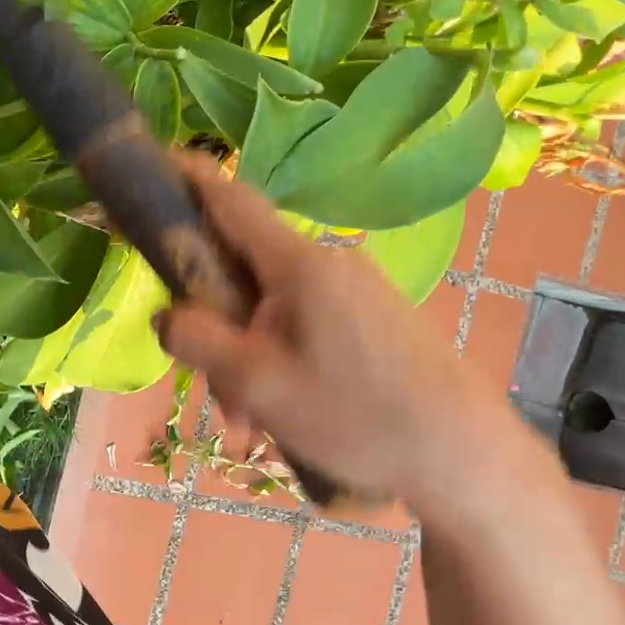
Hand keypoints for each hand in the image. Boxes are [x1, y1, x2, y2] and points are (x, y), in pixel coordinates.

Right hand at [155, 157, 532, 510]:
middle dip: (210, 320)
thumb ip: (195, 339)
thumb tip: (166, 316)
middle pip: (241, 270)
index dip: (189, 177)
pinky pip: (299, 325)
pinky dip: (274, 359)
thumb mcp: (255, 383)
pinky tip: (282, 411)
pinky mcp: (372, 319)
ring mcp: (355, 290)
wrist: (469, 463)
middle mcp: (329, 264)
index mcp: (300, 265)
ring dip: (243, 354)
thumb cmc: (357, 416)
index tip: (155, 161)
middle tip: (207, 381)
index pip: (232, 201)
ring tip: (250, 418)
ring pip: (267, 307)